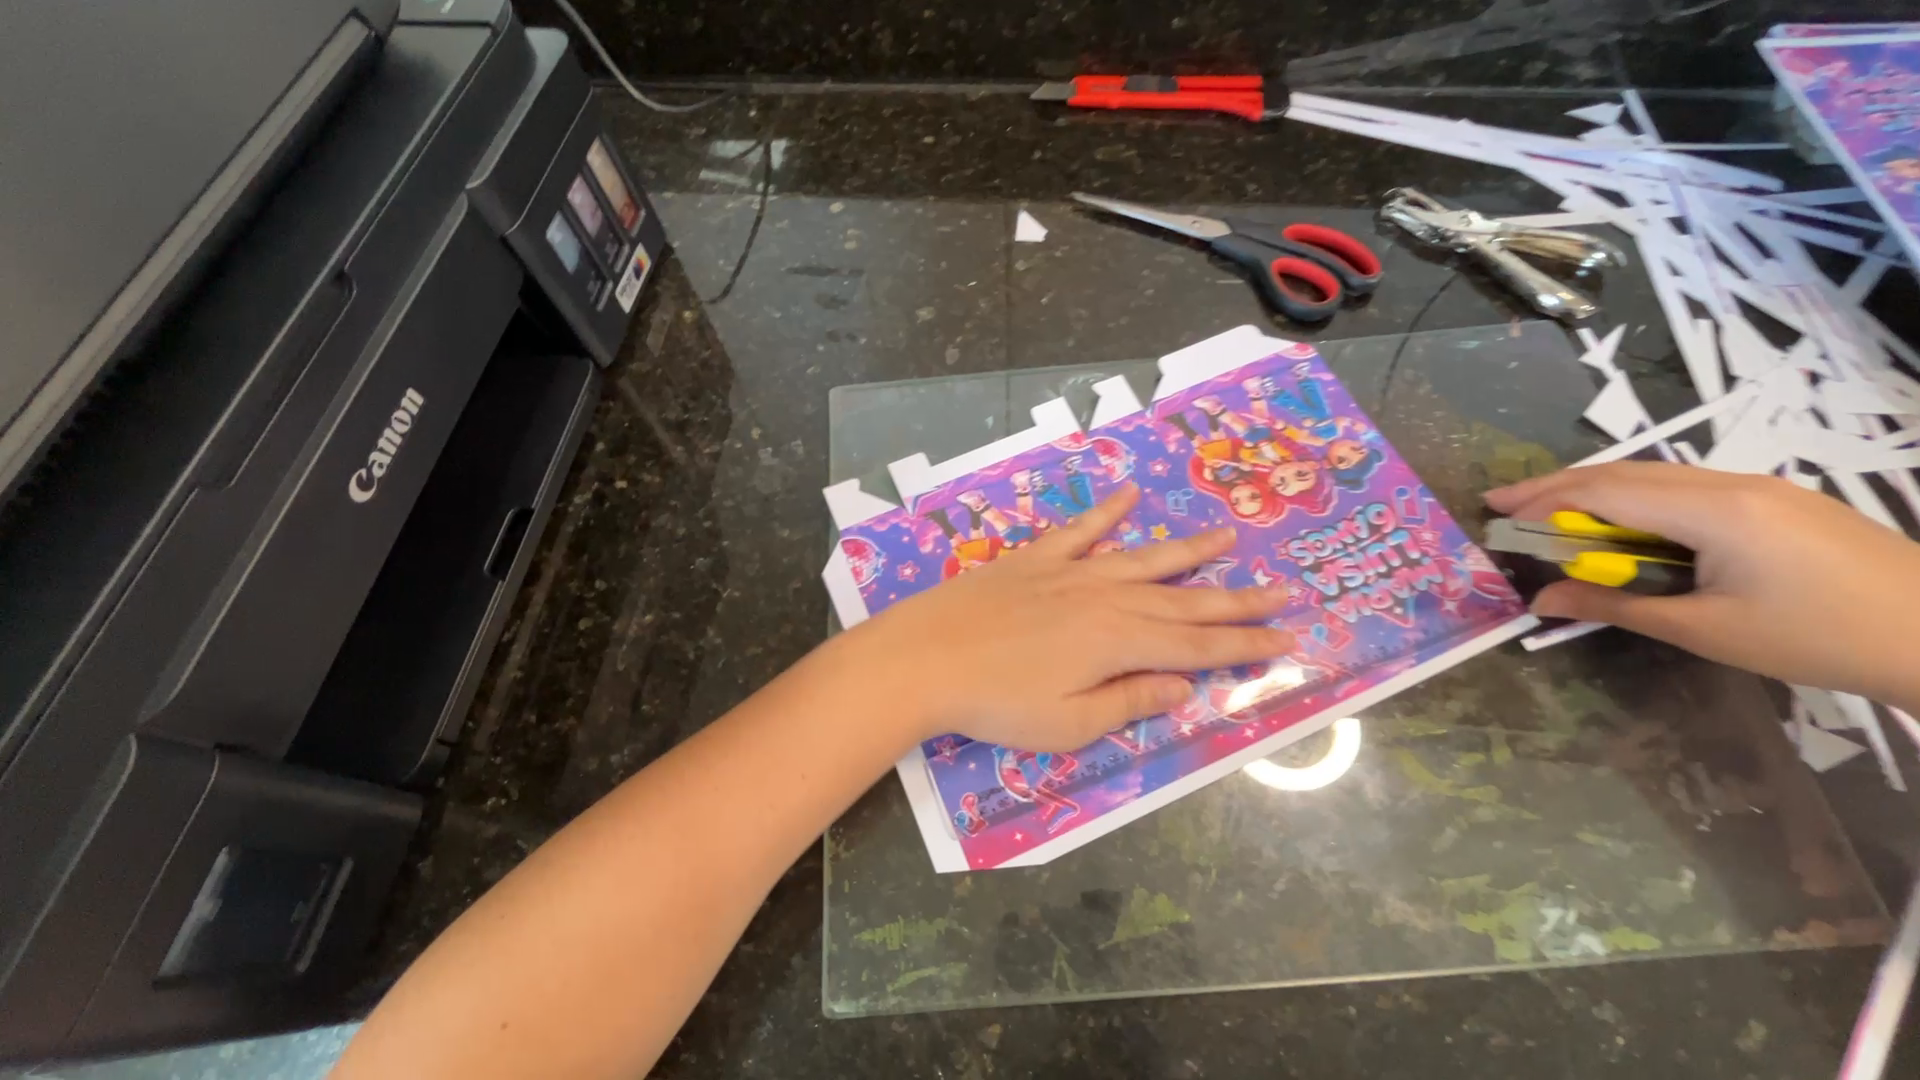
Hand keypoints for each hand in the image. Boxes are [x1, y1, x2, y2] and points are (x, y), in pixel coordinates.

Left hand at [838, 485, 1295, 750]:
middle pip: (1184, 600)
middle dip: (1237, 600)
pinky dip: (1106, 512)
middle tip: (1282, 591)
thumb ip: (1130, 701)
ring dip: (1188, 551)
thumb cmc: (997, 702)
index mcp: (1121, 643)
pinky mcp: (1035, 559)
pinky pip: (1080, 531)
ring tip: (1227, 538)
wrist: (925, 657)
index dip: (1244, 645)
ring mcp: (1071, 572)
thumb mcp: (1069, 723)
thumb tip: (1182, 687)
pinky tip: (1129, 493)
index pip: (1198, 647)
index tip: (1286, 638)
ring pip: (1144, 559)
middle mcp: (1107, 599)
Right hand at [1485, 462, 1919, 710]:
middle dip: (1555, 485)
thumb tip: (1541, 600)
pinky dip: (1633, 500)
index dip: (1543, 500)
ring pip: (1653, 475)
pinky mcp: (1774, 502)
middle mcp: (1731, 484)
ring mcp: (1758, 488)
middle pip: (1623, 472)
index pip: (1604, 492)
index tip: (1495, 514)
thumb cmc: (1818, 638)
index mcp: (1714, 511)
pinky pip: (1683, 487)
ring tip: (1546, 512)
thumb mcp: (1704, 630)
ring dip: (1592, 490)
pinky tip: (1617, 522)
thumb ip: (1615, 606)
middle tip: (1502, 502)